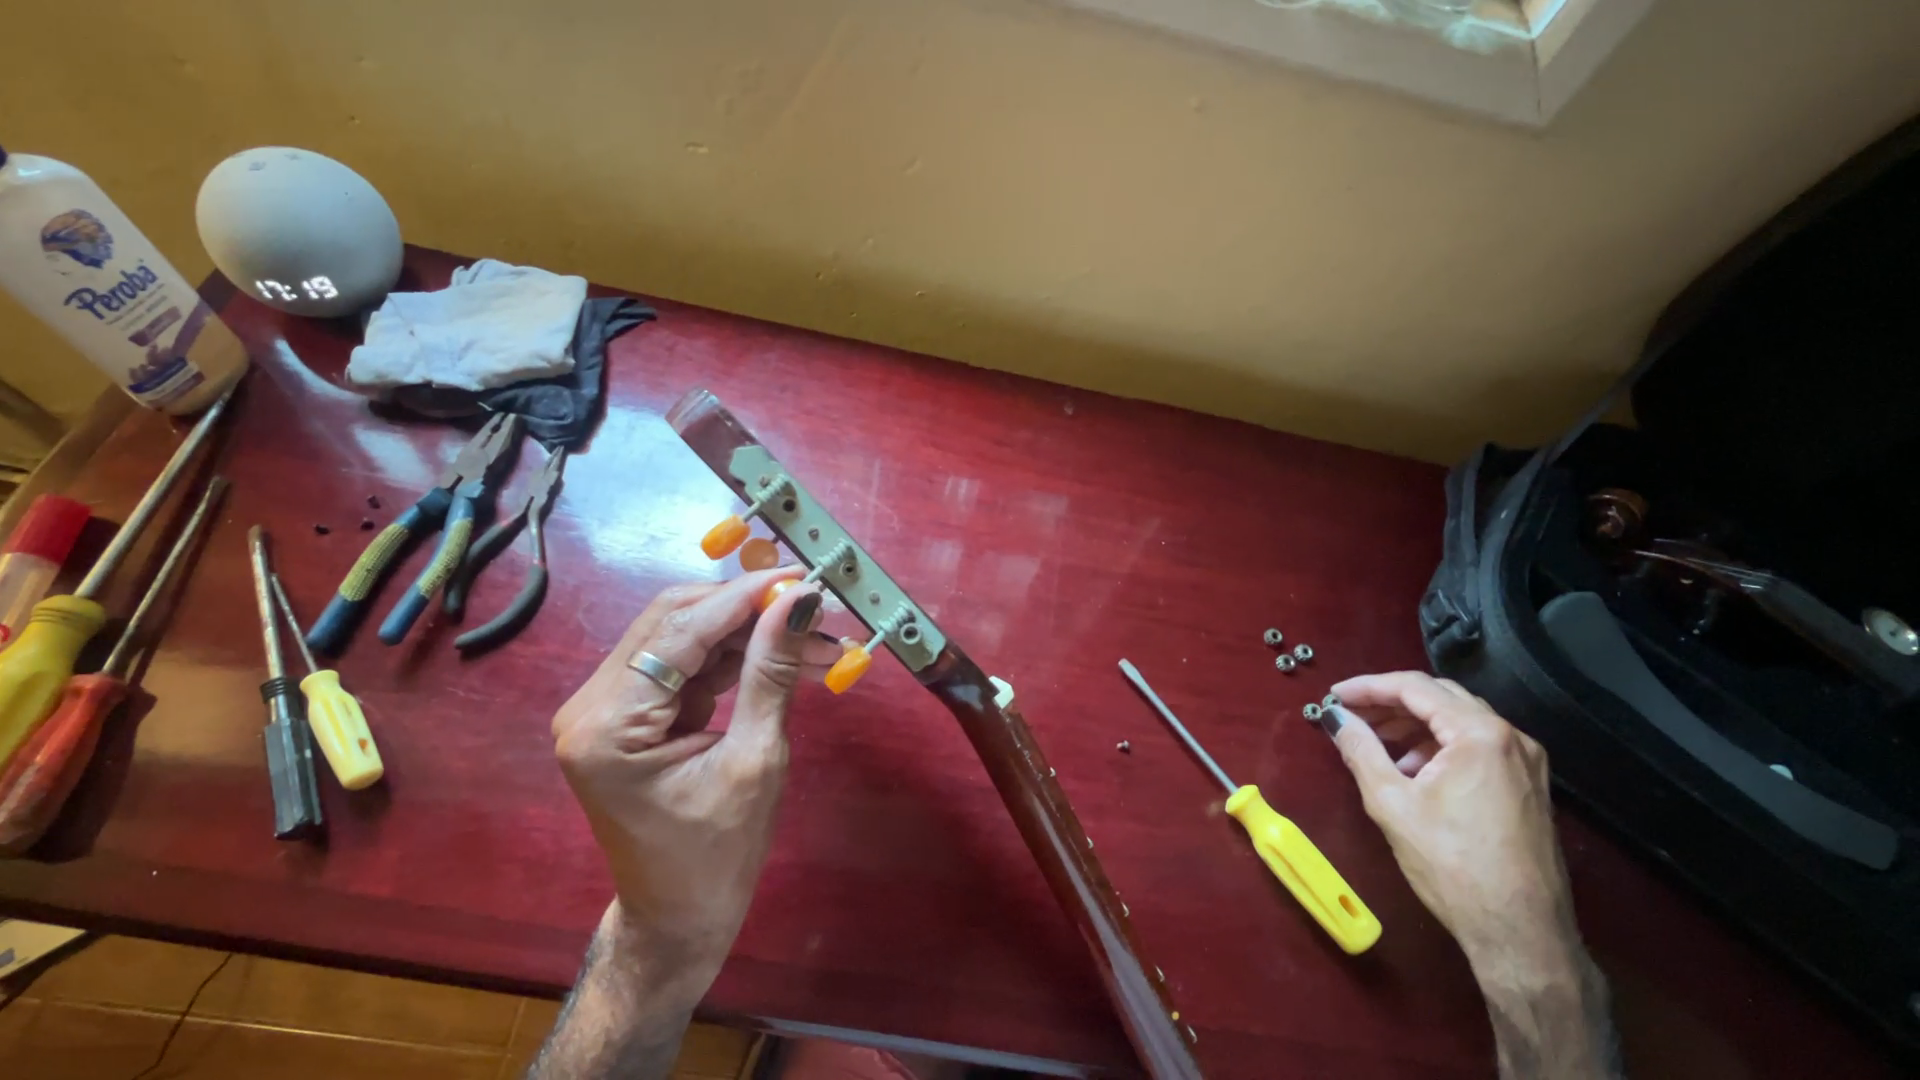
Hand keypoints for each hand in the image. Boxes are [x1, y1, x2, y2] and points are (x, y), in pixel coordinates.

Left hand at [550, 567, 843, 999]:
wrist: (679, 921)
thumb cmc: (717, 858)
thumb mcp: (755, 761)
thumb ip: (771, 673)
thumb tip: (798, 602)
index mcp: (607, 726)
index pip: (679, 631)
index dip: (743, 598)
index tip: (802, 579)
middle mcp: (591, 705)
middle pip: (674, 622)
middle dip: (747, 609)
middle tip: (813, 606)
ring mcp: (607, 707)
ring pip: (684, 637)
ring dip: (748, 632)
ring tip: (815, 636)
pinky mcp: (630, 714)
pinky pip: (687, 665)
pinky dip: (735, 657)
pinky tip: (784, 654)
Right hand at [1327, 673, 1620, 1078]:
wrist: (1519, 930)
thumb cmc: (1450, 864)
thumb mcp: (1391, 802)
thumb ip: (1360, 749)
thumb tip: (1335, 718)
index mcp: (1479, 734)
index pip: (1415, 688)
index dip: (1368, 687)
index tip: (1333, 695)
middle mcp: (1510, 736)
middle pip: (1440, 697)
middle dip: (1390, 702)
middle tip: (1350, 714)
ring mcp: (1525, 760)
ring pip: (1459, 720)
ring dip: (1413, 724)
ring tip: (1375, 743)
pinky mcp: (1528, 784)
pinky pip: (1476, 745)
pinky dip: (1439, 745)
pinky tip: (1412, 770)